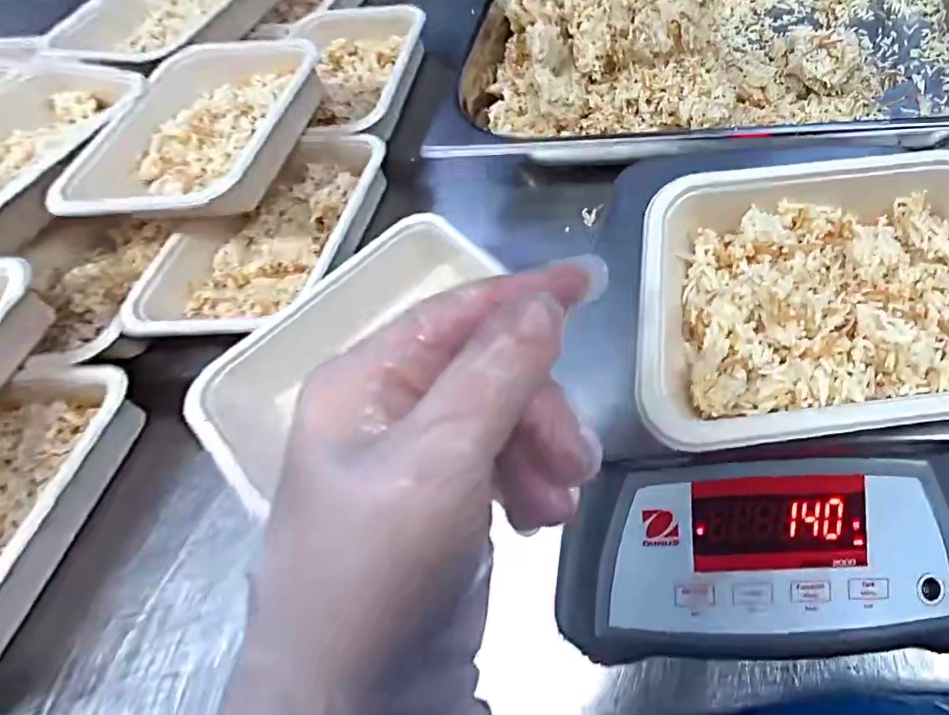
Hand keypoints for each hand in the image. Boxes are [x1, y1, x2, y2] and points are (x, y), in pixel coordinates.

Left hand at [227, 257, 605, 714]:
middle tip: (576, 456)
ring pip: (517, 409)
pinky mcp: (450, 488)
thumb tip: (546, 300)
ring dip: (550, 448)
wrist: (356, 700)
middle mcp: (393, 406)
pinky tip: (544, 513)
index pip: (461, 310)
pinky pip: (514, 451)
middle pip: (501, 366)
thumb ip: (498, 371)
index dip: (529, 291)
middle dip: (546, 409)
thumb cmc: (380, 568)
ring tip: (561, 497)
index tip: (592, 277)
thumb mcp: (442, 459)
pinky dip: (538, 476)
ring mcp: (422, 449)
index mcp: (369, 382)